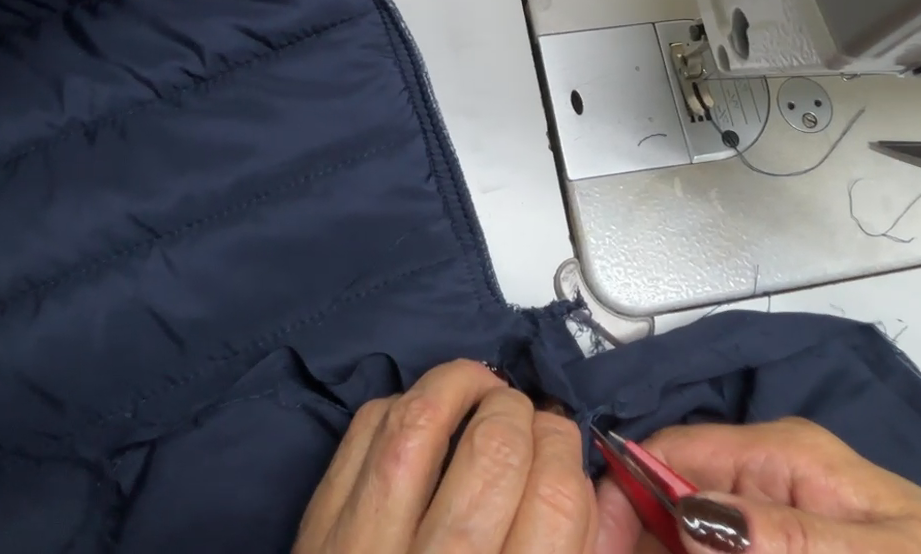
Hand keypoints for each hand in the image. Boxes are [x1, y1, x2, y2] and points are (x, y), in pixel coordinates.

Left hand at [294, 359, 596, 553]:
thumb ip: (576, 553)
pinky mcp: (321, 523)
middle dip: (518, 410)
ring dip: (460, 382)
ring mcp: (366, 544)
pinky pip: (366, 429)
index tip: (559, 437)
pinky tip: (426, 413)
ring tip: (481, 385)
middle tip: (521, 415)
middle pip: (495, 450)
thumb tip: (599, 479)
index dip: (565, 447)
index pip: (557, 498)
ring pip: (420, 422)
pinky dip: (403, 402)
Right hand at [592, 419, 920, 553]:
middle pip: (676, 494)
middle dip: (642, 533)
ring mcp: (774, 505)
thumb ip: (787, 535)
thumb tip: (693, 512)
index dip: (627, 490)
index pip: (674, 452)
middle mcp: (767, 469)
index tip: (596, 542)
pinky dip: (697, 550)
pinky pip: (725, 541)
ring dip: (666, 546)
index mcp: (782, 453)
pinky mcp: (781, 535)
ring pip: (695, 526)